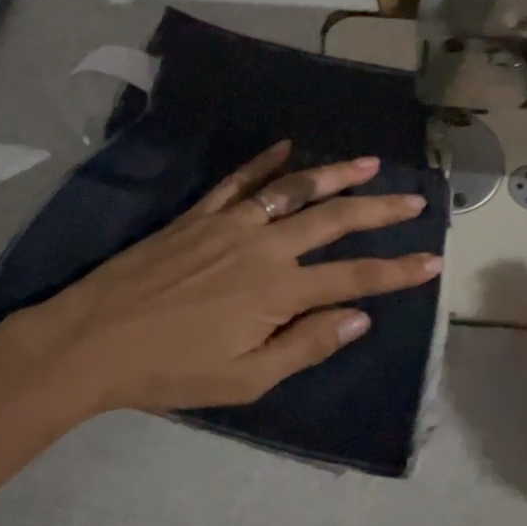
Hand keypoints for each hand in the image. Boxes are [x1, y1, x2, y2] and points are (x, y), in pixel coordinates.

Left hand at [17, 140, 441, 413]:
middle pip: (333, 221)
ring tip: (368, 163)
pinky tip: (286, 147)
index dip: (398, 271)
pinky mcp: (197, 214)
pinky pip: (239, 180)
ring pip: (293, 190)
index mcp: (279, 291)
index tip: (433, 259)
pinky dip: (265, 161)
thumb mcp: (245, 378)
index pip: (355, 277)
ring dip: (334, 174)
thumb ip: (305, 345)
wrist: (94, 338)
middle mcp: (263, 247)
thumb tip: (360, 318)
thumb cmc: (170, 370)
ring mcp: (229, 223)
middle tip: (414, 199)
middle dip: (379, 209)